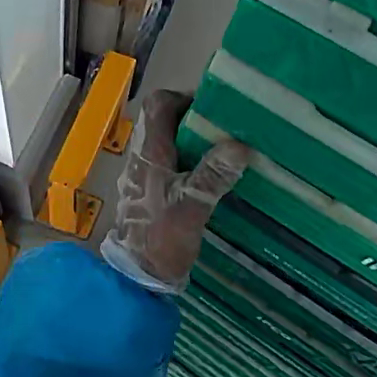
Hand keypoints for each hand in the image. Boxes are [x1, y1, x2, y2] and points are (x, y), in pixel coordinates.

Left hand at [99, 90, 251, 293]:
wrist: (136, 278)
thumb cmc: (160, 239)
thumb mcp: (192, 207)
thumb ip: (213, 176)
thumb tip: (240, 145)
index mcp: (150, 153)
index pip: (158, 105)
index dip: (183, 98)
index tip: (213, 108)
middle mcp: (144, 158)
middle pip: (164, 122)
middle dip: (195, 120)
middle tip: (228, 129)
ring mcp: (145, 176)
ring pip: (169, 143)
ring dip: (194, 142)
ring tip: (226, 151)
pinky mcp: (150, 193)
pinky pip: (171, 164)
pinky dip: (191, 162)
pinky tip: (213, 177)